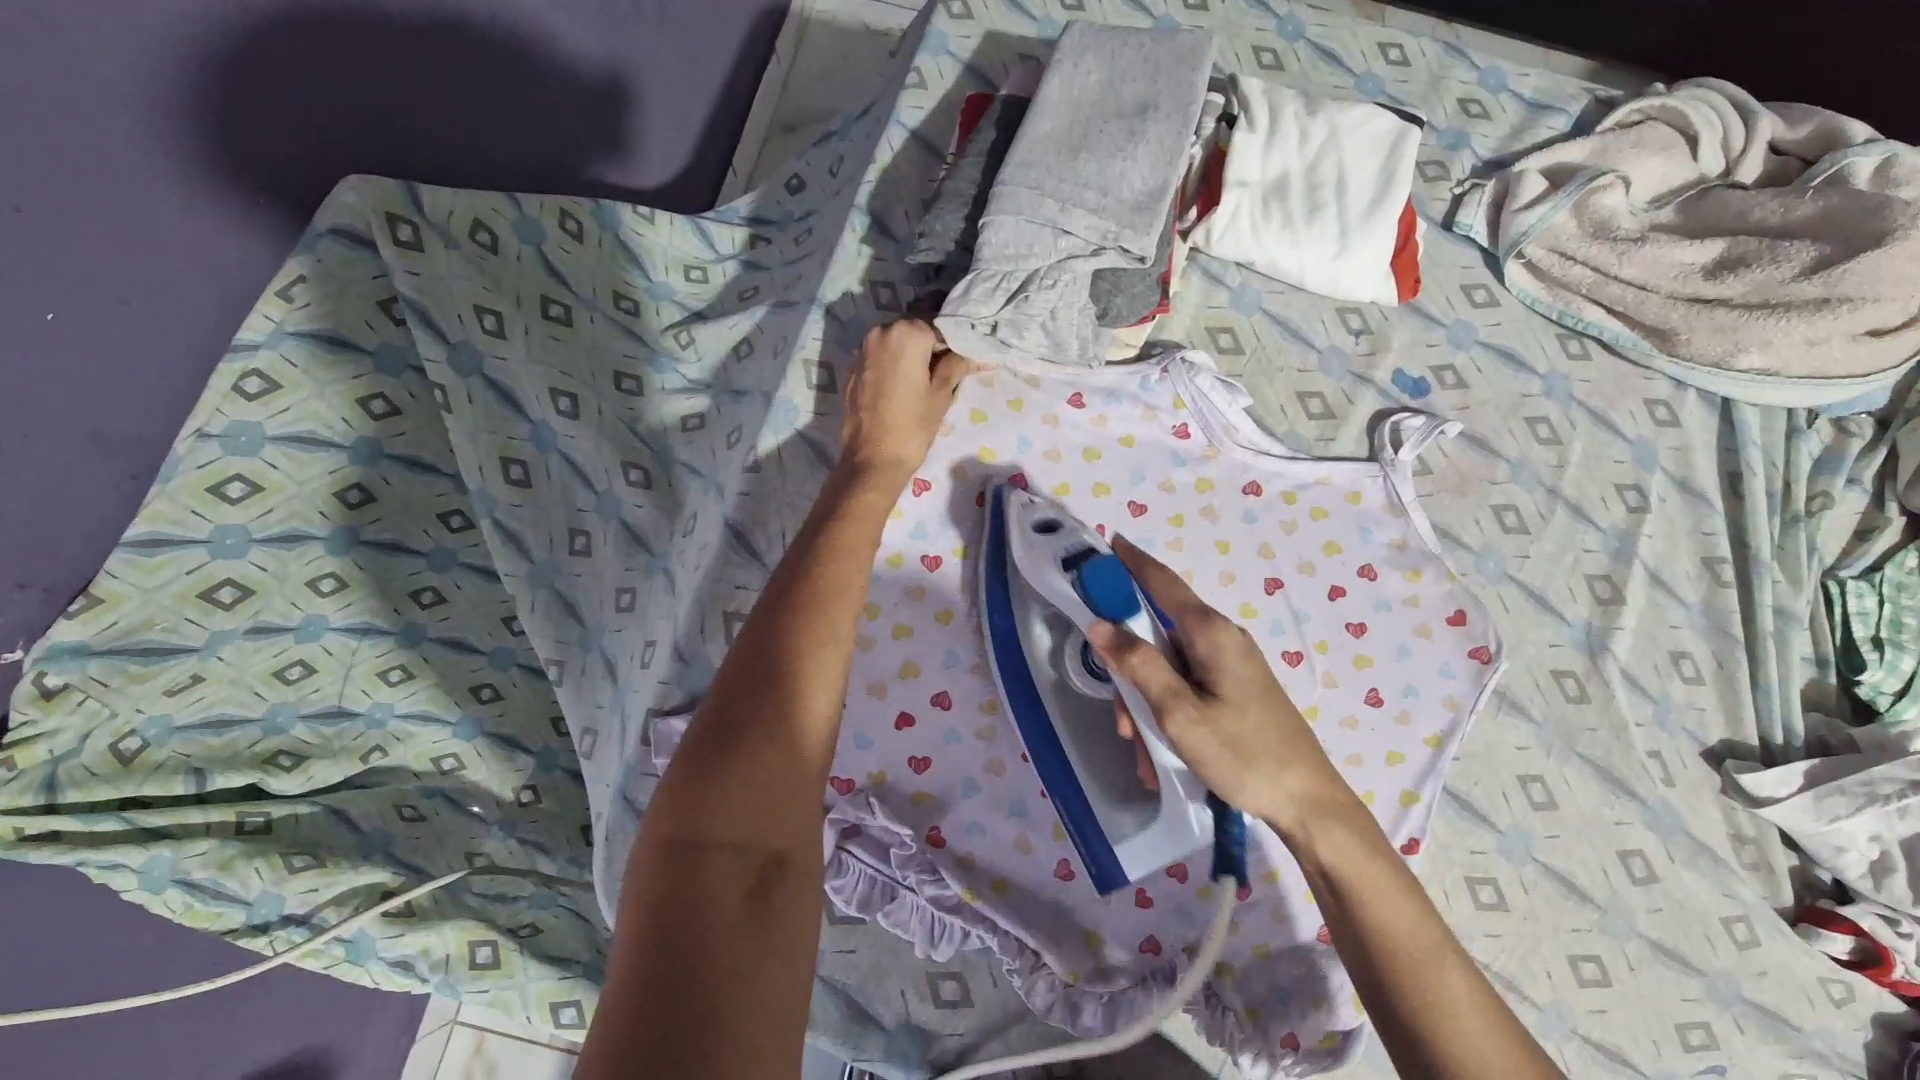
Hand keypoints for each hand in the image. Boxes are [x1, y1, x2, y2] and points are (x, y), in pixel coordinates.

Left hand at [838, 320, 978, 488]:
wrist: (872, 459)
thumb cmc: (913, 426)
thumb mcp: (942, 393)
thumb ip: (957, 363)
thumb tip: (972, 351)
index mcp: (906, 332)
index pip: (939, 324)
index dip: (953, 341)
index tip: (963, 358)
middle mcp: (880, 331)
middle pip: (914, 329)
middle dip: (931, 344)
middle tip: (946, 368)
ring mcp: (863, 348)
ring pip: (896, 342)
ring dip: (911, 353)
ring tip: (925, 379)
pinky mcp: (853, 367)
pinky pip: (880, 356)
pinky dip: (893, 364)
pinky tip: (903, 386)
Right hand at [1088, 535, 1353, 834]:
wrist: (1307, 801)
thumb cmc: (1242, 754)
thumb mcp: (1178, 713)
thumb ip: (1138, 665)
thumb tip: (1100, 624)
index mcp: (1209, 633)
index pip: (1161, 582)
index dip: (1130, 562)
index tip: (1105, 542)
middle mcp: (1220, 639)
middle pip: (1155, 636)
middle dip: (1130, 678)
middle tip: (1124, 726)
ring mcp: (1229, 665)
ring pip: (1166, 670)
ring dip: (1147, 708)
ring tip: (1148, 757)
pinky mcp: (1234, 689)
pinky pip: (1185, 689)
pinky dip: (1168, 716)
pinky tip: (1164, 758)